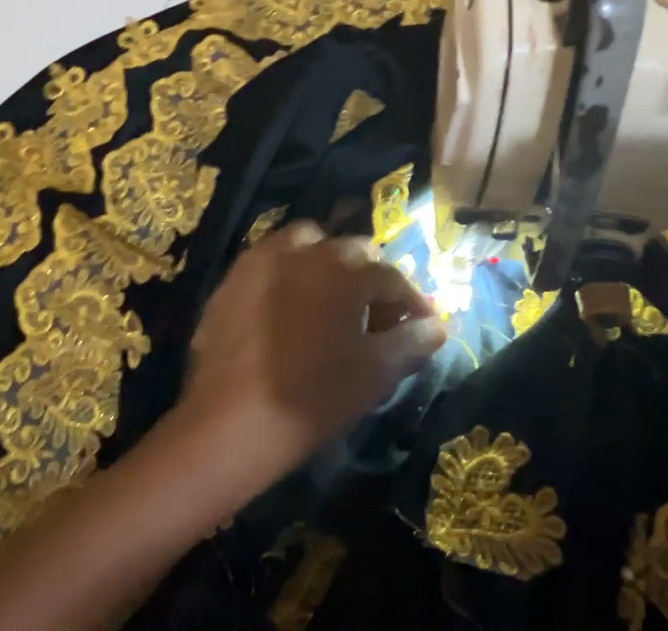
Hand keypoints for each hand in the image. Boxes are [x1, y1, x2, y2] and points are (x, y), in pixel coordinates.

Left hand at [175, 221, 447, 482]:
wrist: (231, 422)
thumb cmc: (314, 397)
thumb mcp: (375, 374)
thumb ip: (411, 342)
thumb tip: (436, 325)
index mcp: (346, 270)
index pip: (392, 278)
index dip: (411, 303)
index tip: (419, 327)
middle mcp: (306, 251)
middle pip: (352, 252)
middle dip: (371, 279)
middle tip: (376, 318)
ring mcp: (264, 260)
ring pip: (308, 244)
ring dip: (327, 265)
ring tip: (331, 303)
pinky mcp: (234, 278)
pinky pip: (271, 261)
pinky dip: (289, 273)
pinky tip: (290, 308)